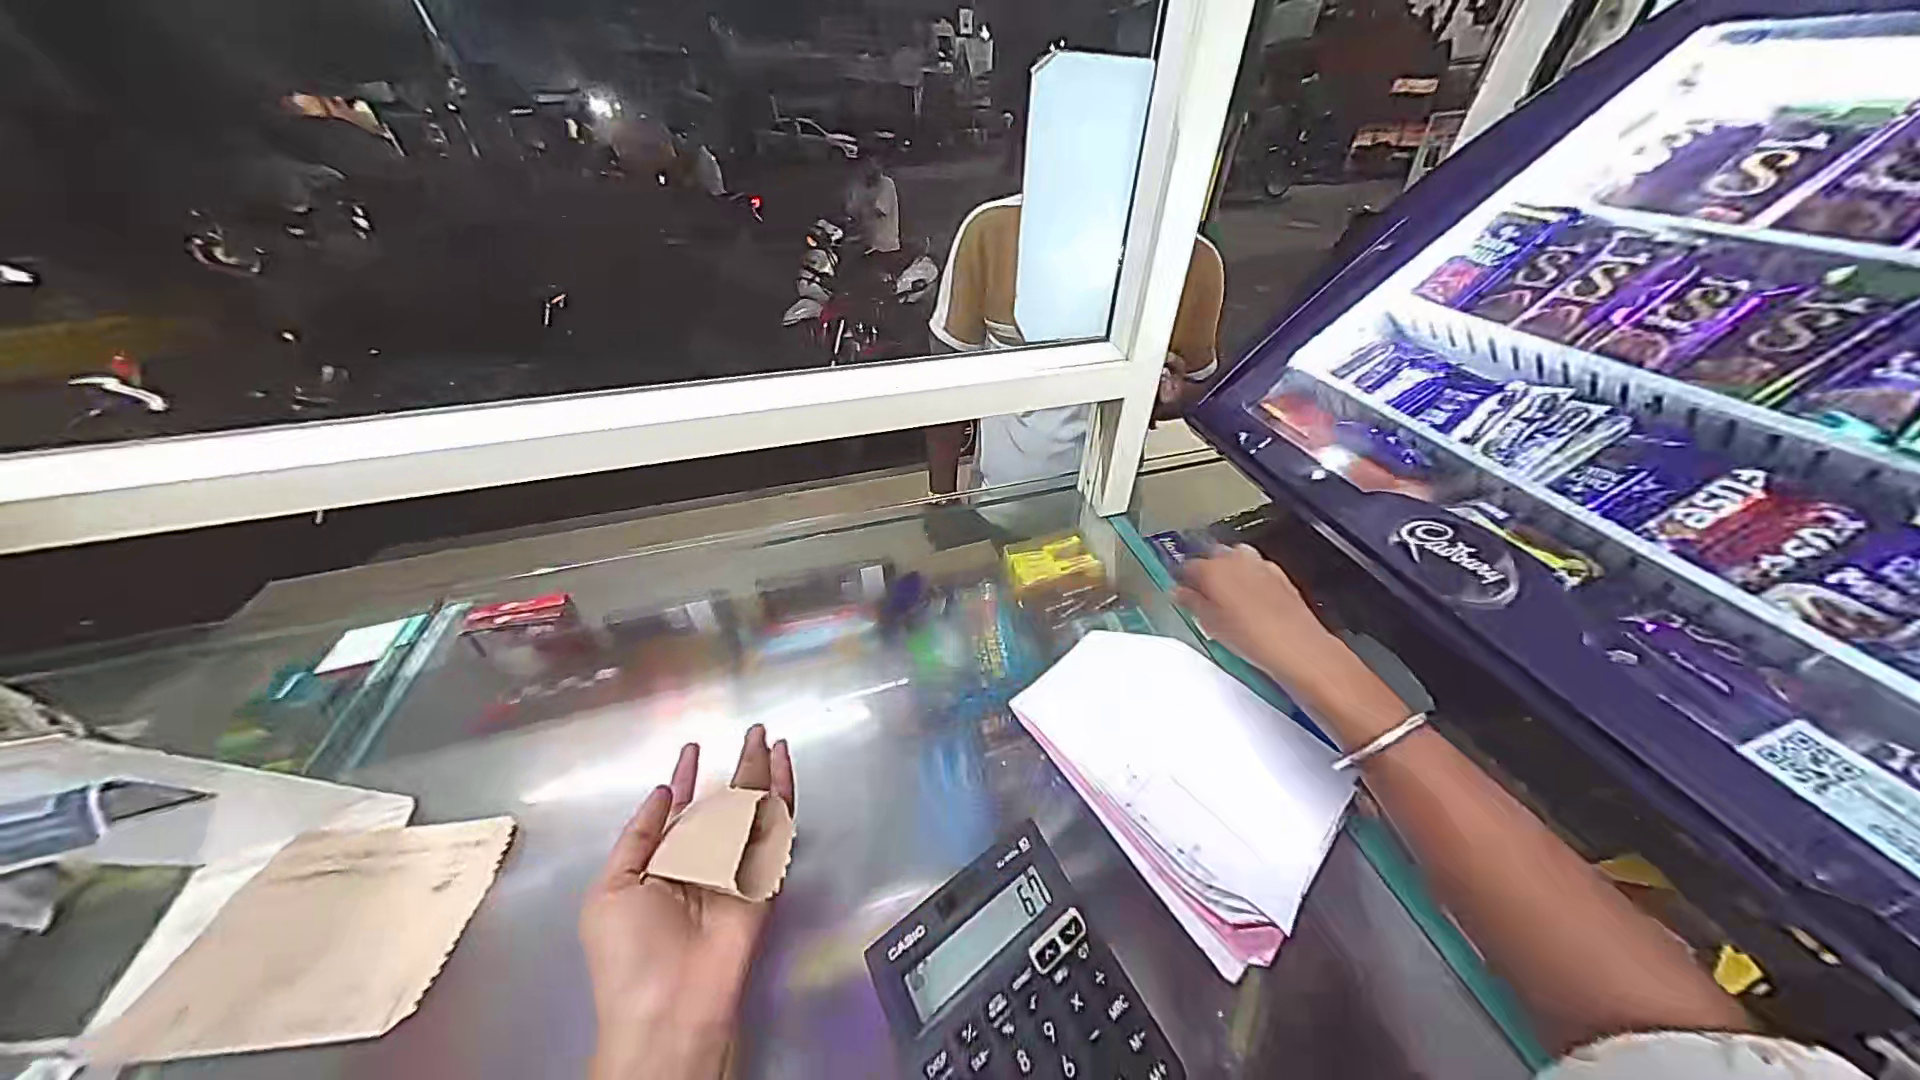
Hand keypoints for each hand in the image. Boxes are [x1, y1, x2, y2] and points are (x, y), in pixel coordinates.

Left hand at [579, 725, 795, 1079]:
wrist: (670, 1003)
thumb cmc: (629, 952)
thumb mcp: (611, 889)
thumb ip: (638, 836)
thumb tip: (664, 791)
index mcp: (664, 862)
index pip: (682, 809)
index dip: (688, 777)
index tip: (693, 749)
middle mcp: (704, 857)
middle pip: (725, 799)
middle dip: (739, 764)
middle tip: (753, 730)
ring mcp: (737, 864)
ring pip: (754, 805)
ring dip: (763, 769)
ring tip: (768, 737)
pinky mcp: (765, 873)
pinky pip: (775, 825)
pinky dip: (782, 793)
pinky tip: (782, 766)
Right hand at [1174, 545, 1404, 746]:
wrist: (1300, 649)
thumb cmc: (1256, 639)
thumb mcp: (1210, 624)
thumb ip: (1191, 602)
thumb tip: (1180, 593)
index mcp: (1212, 568)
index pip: (1187, 565)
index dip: (1181, 578)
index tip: (1179, 589)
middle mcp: (1236, 559)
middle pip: (1211, 556)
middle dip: (1205, 571)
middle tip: (1200, 593)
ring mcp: (1260, 565)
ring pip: (1234, 559)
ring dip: (1227, 573)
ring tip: (1224, 598)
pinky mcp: (1279, 575)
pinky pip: (1255, 569)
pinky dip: (1247, 579)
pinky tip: (1248, 601)